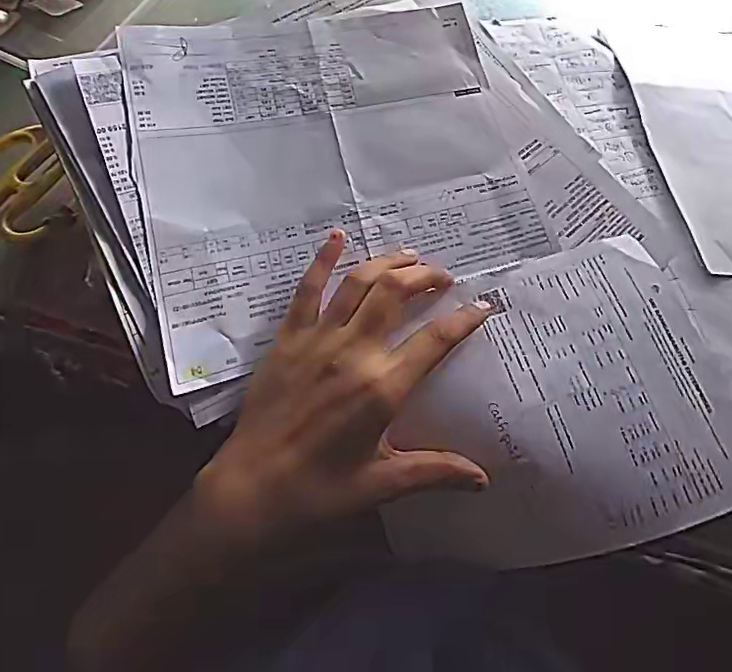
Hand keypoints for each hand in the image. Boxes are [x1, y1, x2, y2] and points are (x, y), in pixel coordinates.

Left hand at [193, 231, 493, 546]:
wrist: (248, 492)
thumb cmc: (317, 493)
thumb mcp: (380, 484)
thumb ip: (433, 471)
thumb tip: (483, 479)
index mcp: (381, 388)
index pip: (435, 341)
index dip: (464, 319)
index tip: (483, 305)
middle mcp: (354, 353)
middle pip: (396, 294)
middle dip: (425, 276)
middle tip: (442, 276)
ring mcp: (318, 340)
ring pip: (359, 283)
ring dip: (388, 263)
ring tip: (410, 257)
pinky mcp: (289, 338)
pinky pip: (308, 290)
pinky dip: (323, 260)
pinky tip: (338, 237)